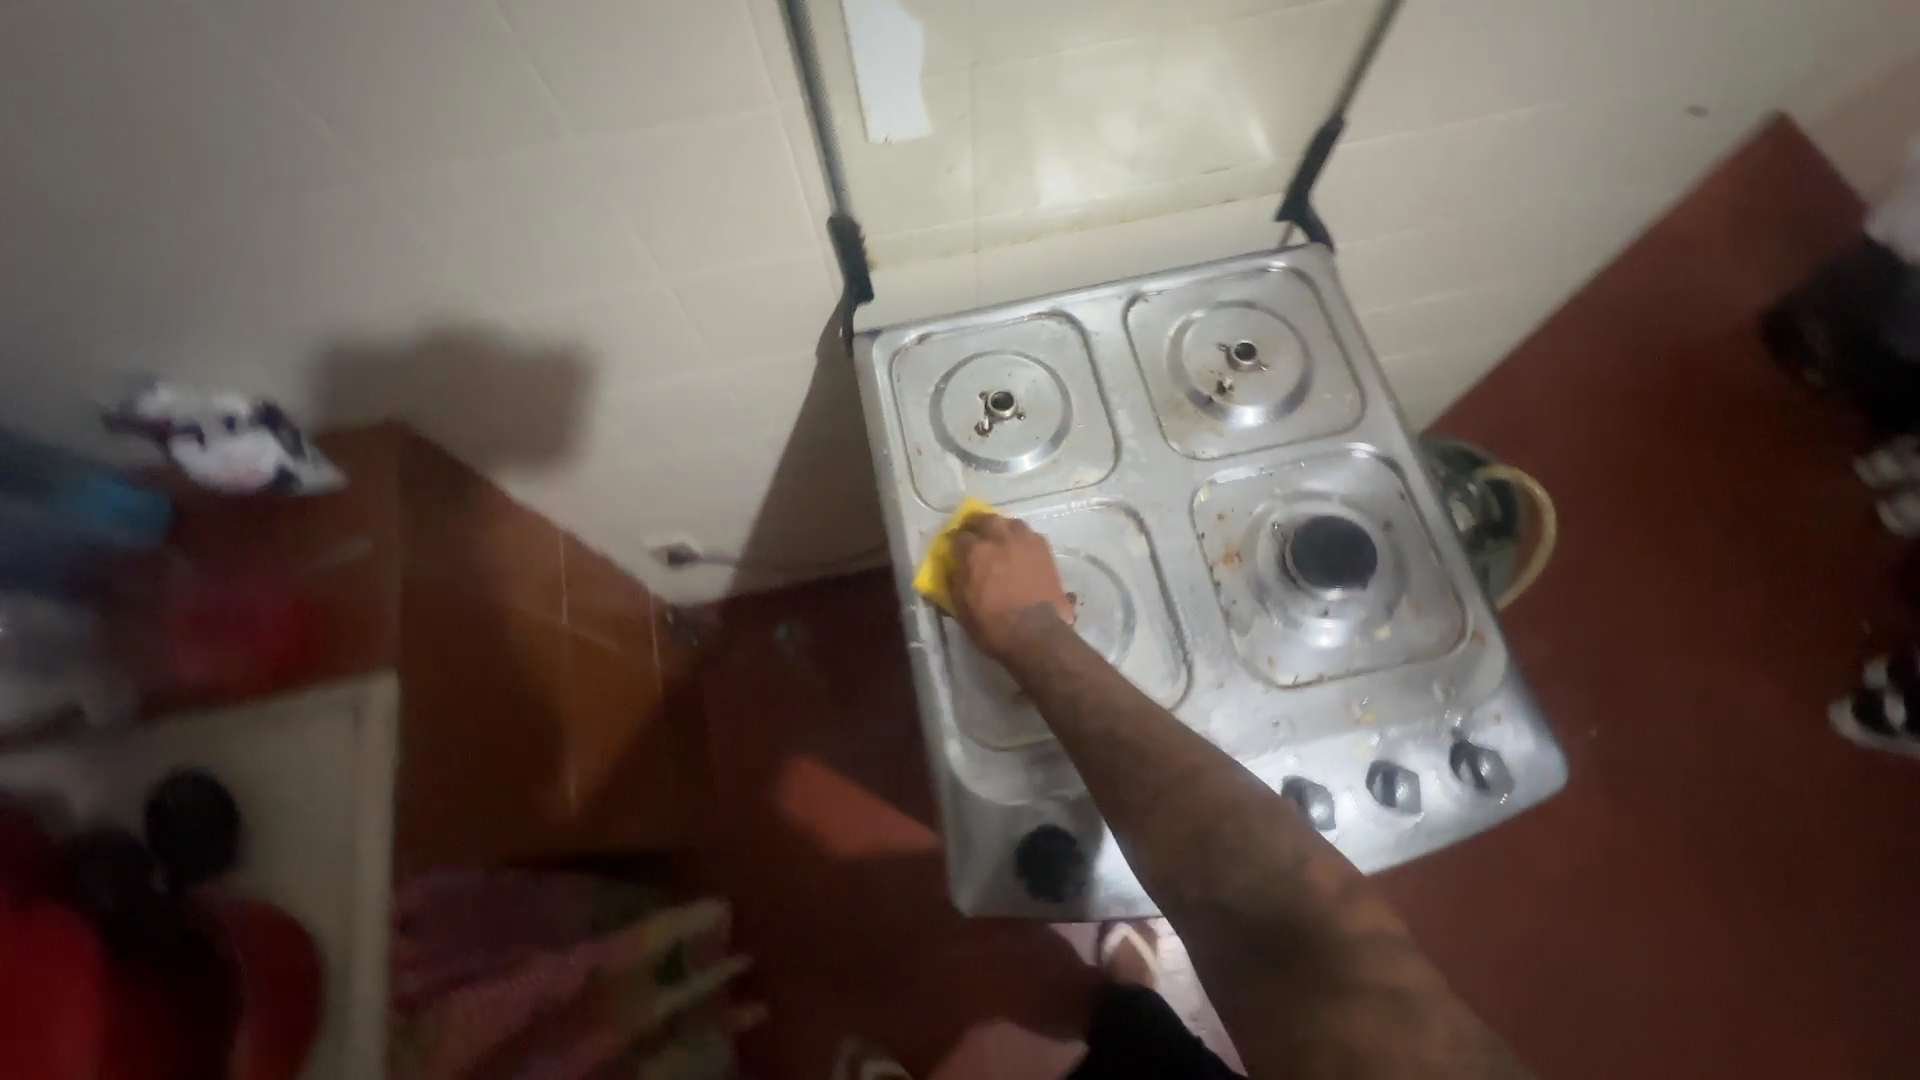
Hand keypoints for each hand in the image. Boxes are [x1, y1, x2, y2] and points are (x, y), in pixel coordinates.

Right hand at [947, 514, 1074, 660]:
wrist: (1037, 633)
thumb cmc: (993, 626)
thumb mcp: (962, 610)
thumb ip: (955, 584)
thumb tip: (954, 570)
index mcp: (975, 553)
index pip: (958, 536)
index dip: (954, 541)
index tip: (953, 547)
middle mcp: (1000, 539)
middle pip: (985, 519)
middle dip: (977, 524)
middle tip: (974, 534)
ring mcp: (1025, 542)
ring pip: (1011, 523)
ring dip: (1002, 528)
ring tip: (1000, 539)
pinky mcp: (1045, 551)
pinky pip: (1031, 535)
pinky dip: (1022, 539)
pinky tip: (1021, 550)